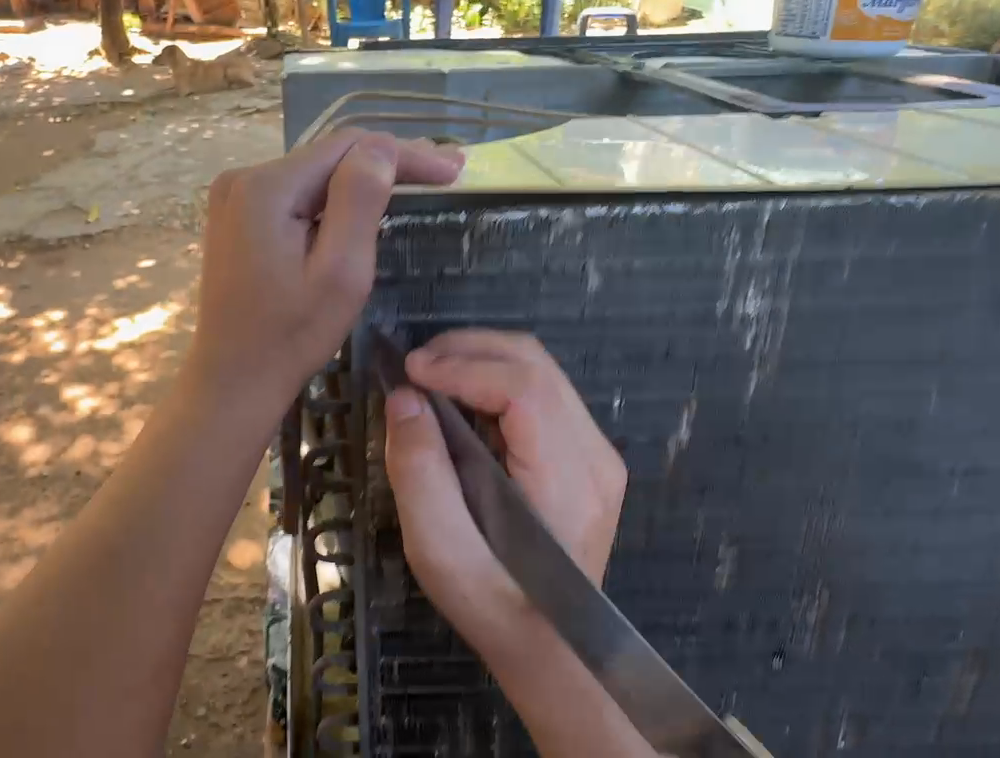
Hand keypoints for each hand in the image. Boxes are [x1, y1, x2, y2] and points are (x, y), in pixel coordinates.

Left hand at [186, 130, 463, 414]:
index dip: (404, 153)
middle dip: (387, 161)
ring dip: (363, 177)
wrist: (232, 380)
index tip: (453, 169)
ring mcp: (235, 196)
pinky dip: (334, 196)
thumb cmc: (291, 336)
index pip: (347, 146)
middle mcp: (243, 178)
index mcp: (266, 187)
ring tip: (418, 179)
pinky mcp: (237, 216)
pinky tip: (367, 200)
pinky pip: (296, 192)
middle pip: (329, 155)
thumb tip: (382, 147)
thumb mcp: (340, 272)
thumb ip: (359, 201)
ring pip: (315, 172)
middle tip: (446, 171)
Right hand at [384, 330, 627, 652]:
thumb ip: (419, 472)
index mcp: (569, 481)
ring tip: (427, 375)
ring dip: (478, 357)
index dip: (464, 365)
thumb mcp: (440, 552)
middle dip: (467, 348)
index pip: (524, 387)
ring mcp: (596, 451)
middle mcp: (595, 455)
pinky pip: (539, 389)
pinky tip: (456, 396)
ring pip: (538, 367)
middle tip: (412, 366)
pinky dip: (492, 376)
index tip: (410, 371)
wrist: (552, 650)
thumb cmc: (494, 606)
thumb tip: (403, 397)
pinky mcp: (585, 453)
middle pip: (534, 363)